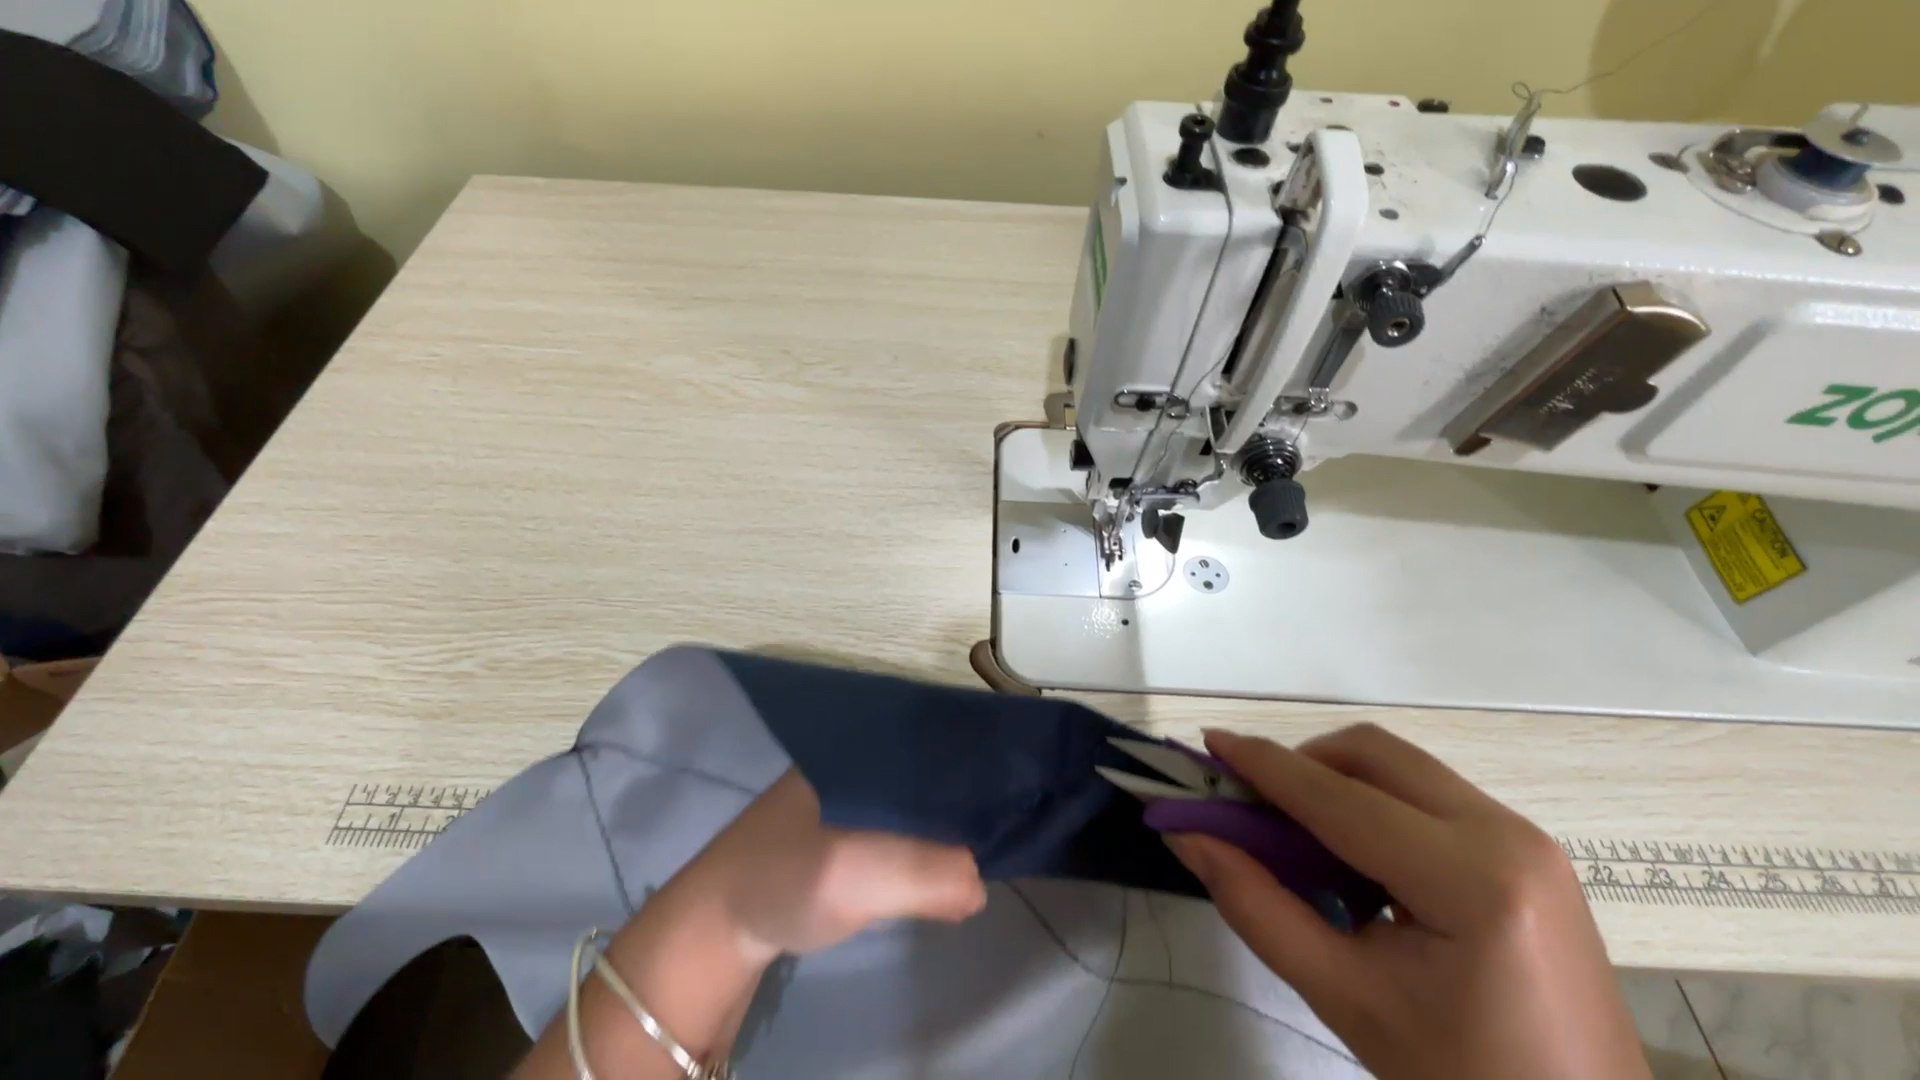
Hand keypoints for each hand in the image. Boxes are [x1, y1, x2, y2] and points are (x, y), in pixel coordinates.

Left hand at [693, 770, 987, 963]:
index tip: (1020, 796)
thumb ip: (931, 875)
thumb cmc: (787, 881)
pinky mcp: (847, 834)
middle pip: (933, 774)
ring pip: (919, 804)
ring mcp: (852, 799)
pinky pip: (903, 830)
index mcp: (862, 751)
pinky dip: (927, 846)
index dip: (979, 768)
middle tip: (1013, 830)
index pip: (938, 744)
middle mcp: (860, 764)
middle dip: (970, 802)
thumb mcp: (863, 874)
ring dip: (950, 827)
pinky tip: (948, 865)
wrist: (718, 926)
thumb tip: (980, 886)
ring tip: (993, 847)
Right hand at [1163, 726, 1649, 1079]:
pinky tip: (1358, 863)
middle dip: (1302, 763)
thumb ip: (1257, 907)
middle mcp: (1505, 834)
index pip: (1340, 797)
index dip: (1265, 764)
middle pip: (1376, 754)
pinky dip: (1376, 804)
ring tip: (1298, 839)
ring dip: (1338, 781)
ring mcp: (1527, 837)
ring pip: (1404, 768)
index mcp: (1469, 878)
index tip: (1207, 742)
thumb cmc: (1459, 1078)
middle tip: (1251, 804)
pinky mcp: (1530, 850)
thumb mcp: (1344, 998)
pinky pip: (1431, 796)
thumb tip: (1189, 836)